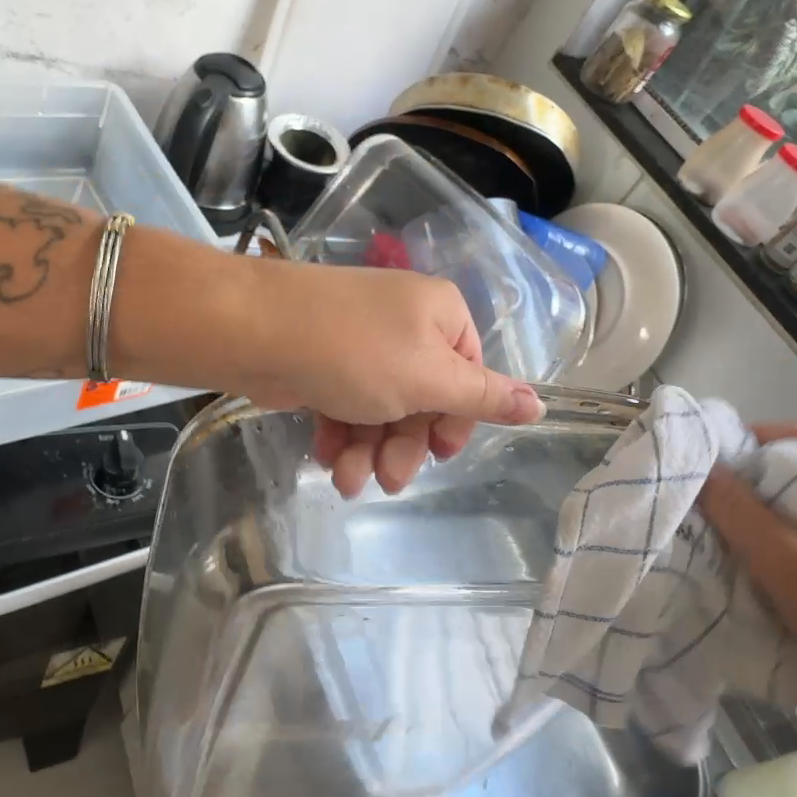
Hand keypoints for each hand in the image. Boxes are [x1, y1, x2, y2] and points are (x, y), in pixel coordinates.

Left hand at [236, 260, 544, 496]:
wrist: (255, 331)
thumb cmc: (354, 352)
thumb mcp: (429, 379)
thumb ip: (484, 397)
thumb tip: (541, 404)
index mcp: (441, 316)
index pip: (469, 376)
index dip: (455, 421)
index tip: (439, 454)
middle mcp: (405, 323)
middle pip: (422, 399)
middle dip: (403, 445)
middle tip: (387, 481)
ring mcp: (360, 343)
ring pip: (381, 409)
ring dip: (368, 450)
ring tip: (345, 481)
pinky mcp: (323, 362)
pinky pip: (346, 404)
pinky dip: (339, 434)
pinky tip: (326, 456)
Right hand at [697, 425, 796, 712]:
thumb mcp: (786, 564)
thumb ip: (739, 512)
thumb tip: (703, 469)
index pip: (796, 437)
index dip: (744, 448)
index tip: (708, 474)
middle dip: (762, 487)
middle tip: (723, 512)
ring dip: (783, 516)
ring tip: (750, 543)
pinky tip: (793, 570)